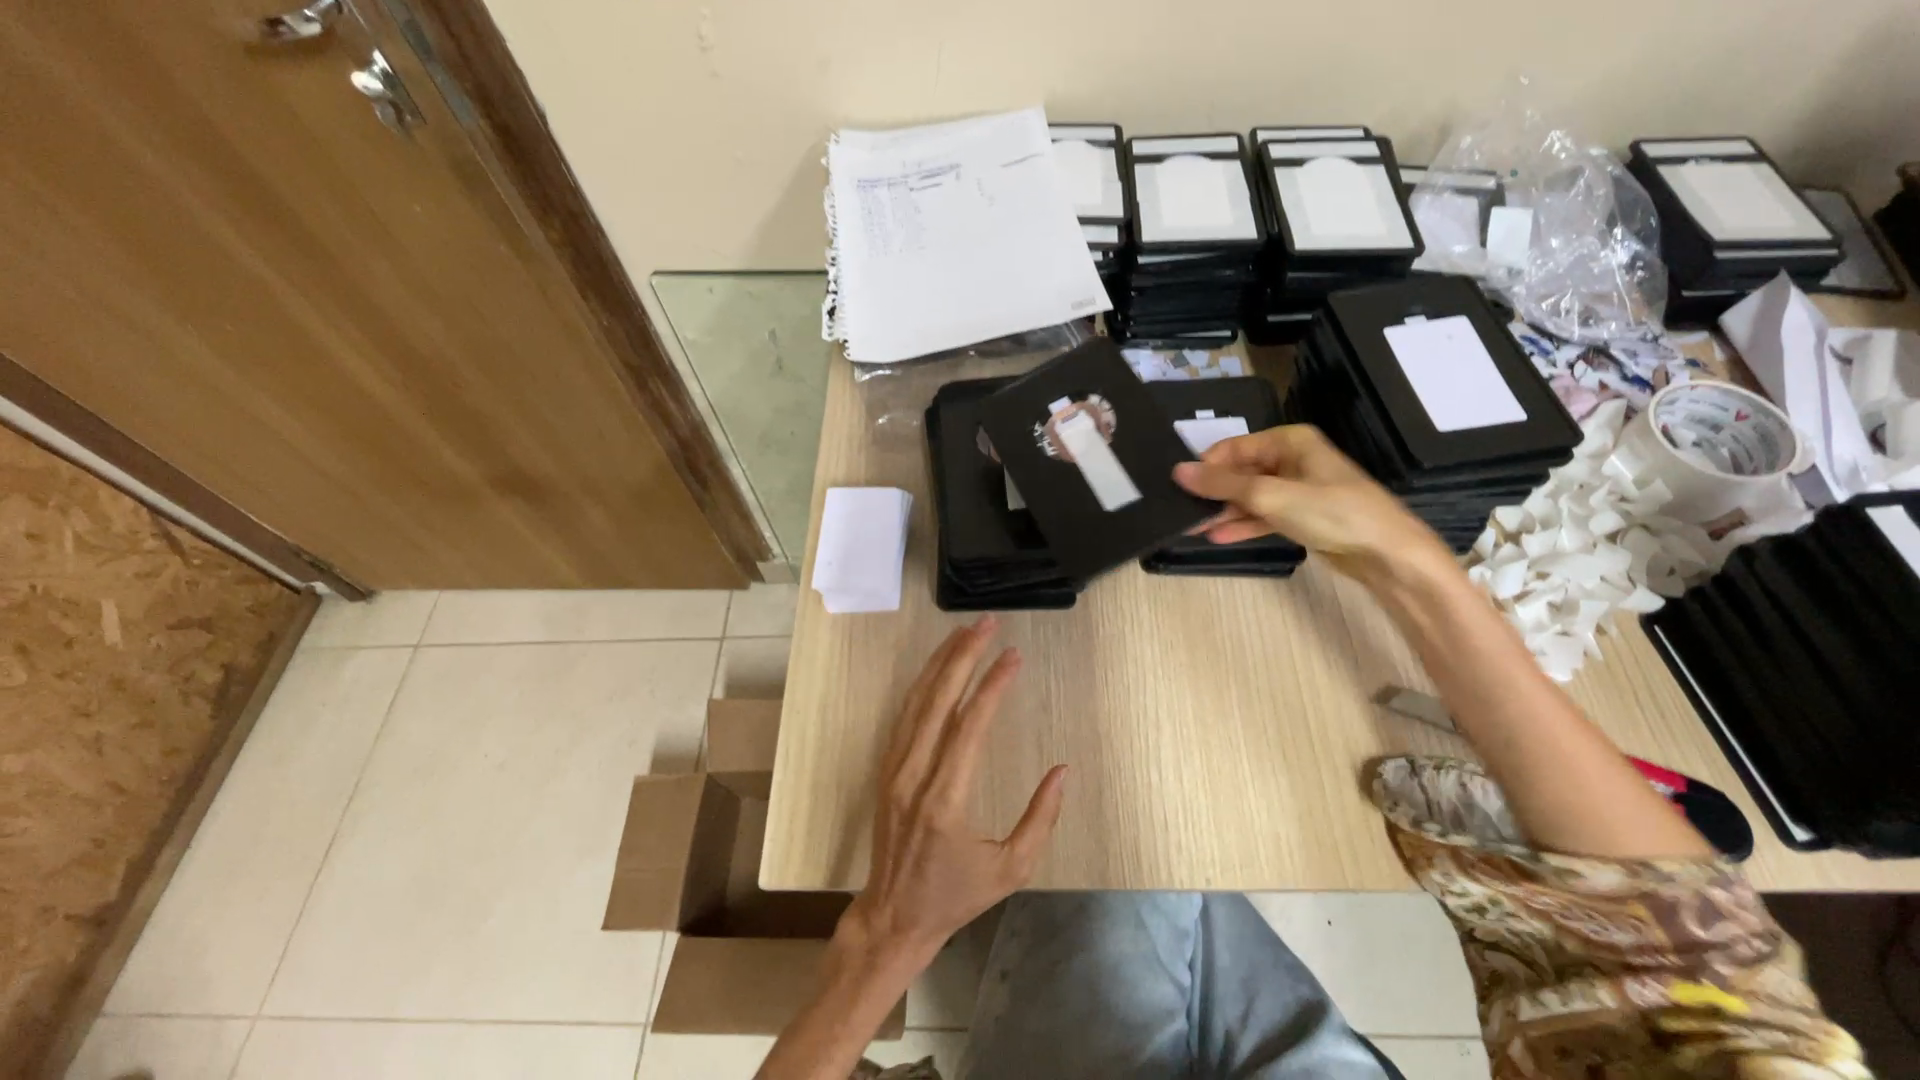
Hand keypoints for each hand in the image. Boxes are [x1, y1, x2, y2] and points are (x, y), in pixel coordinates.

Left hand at [838, 617, 1068, 963]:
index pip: (970, 726)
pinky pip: (904, 718)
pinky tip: (937, 668)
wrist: (894, 915)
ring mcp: (894, 771)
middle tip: (987, 623)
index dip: (993, 685)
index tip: (1013, 655)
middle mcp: (914, 776)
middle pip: (938, 701)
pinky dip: (922, 686)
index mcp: (946, 800)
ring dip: (940, 663)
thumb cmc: (957, 895)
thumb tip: (1063, 771)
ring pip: (915, 703)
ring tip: (963, 632)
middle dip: (963, 657)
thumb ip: (1041, 819)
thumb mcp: (1011, 869)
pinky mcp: (885, 771)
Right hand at [1173, 424, 1448, 580]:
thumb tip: (1178, 471)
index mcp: (1290, 441)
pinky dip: (1244, 525)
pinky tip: (1218, 536)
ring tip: (1192, 528)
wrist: (1385, 553)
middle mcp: (1293, 460)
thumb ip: (1223, 485)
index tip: (1179, 489)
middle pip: (1241, 472)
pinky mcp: (1302, 517)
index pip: (1235, 448)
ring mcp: (1298, 490)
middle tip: (1182, 512)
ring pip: (1251, 497)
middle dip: (1214, 492)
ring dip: (1225, 512)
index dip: (1207, 466)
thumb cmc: (1332, 512)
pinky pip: (1264, 516)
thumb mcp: (1271, 495)